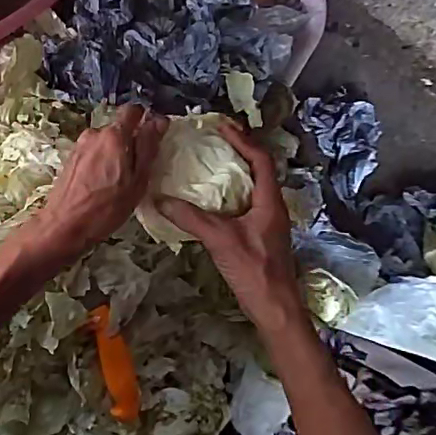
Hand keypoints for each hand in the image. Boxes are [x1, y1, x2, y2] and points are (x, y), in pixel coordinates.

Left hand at [33, 104, 168, 256]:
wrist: (64, 225)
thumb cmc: (106, 207)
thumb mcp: (138, 180)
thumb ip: (148, 147)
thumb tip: (159, 120)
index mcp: (114, 135)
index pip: (133, 111)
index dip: (145, 119)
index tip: (152, 136)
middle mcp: (95, 134)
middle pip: (119, 128)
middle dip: (130, 142)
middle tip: (137, 168)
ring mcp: (80, 145)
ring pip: (106, 142)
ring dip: (114, 154)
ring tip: (118, 180)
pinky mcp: (71, 158)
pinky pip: (93, 152)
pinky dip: (101, 162)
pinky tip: (102, 184)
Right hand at [151, 121, 304, 330]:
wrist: (275, 308)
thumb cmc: (254, 271)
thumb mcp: (220, 240)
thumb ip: (191, 218)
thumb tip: (160, 199)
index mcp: (270, 201)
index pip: (261, 159)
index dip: (242, 139)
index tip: (221, 126)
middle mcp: (272, 206)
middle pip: (260, 168)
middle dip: (239, 149)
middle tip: (215, 137)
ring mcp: (268, 221)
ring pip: (253, 185)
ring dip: (235, 170)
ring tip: (211, 159)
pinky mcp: (261, 234)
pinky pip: (246, 202)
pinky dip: (230, 192)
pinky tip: (211, 198)